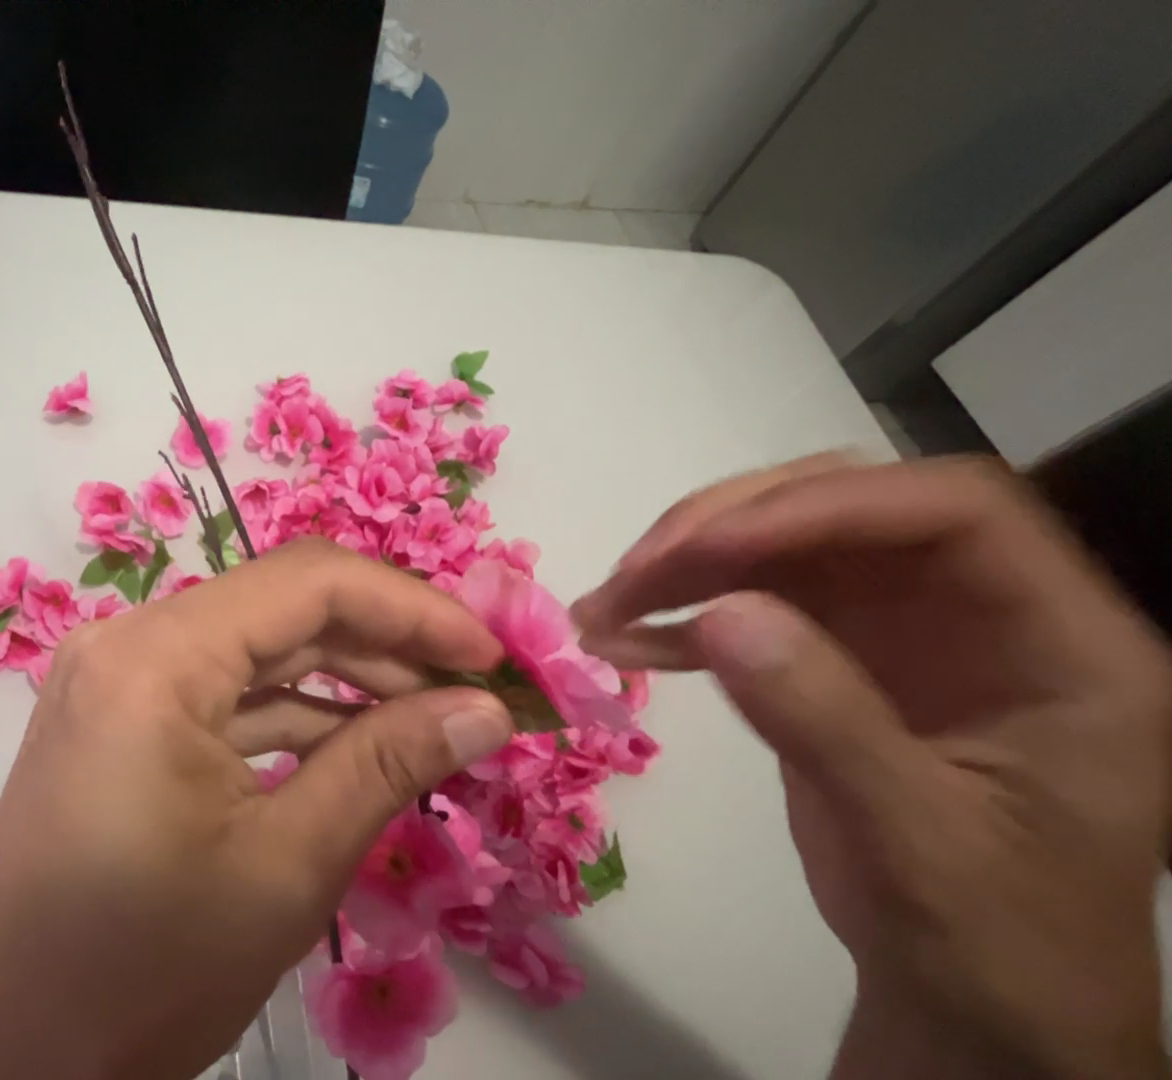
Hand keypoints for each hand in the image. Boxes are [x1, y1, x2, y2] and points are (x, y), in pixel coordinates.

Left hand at [0, 538, 512, 1079]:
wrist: (10, 1053)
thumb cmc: (145, 970)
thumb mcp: (286, 867)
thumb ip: (388, 767)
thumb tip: (486, 710)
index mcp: (155, 658)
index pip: (308, 583)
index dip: (413, 610)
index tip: (493, 658)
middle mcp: (126, 643)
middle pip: (282, 608)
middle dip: (388, 646)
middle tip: (477, 697)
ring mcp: (116, 680)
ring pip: (255, 648)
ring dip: (347, 681)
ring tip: (436, 725)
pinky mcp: (118, 721)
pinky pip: (222, 692)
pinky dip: (293, 713)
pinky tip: (360, 747)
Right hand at [574, 455, 1171, 1079]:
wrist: (970, 999)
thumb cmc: (988, 942)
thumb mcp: (919, 846)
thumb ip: (827, 724)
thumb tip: (718, 614)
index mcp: (1059, 642)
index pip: (951, 513)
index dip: (825, 508)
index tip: (707, 549)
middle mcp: (976, 609)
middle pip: (847, 506)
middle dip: (730, 526)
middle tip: (636, 574)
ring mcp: (899, 627)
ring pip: (781, 543)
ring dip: (683, 565)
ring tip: (602, 608)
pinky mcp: (835, 655)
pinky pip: (746, 602)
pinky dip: (676, 616)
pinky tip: (619, 641)